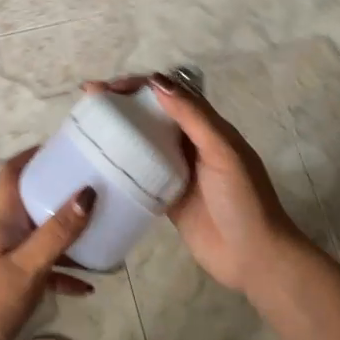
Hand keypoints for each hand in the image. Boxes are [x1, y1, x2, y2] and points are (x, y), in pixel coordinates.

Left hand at [0, 148, 95, 339]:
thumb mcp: (27, 266)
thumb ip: (57, 233)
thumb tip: (88, 192)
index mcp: (5, 220)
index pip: (11, 173)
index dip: (31, 155)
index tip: (61, 146)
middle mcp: (7, 234)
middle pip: (32, 200)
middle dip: (60, 190)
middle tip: (93, 185)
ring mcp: (11, 260)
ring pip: (44, 236)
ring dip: (69, 233)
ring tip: (102, 231)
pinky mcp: (17, 286)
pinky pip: (48, 270)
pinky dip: (67, 273)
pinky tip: (90, 286)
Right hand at [92, 74, 306, 294]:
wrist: (254, 258)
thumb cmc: (243, 200)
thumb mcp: (223, 152)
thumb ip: (193, 117)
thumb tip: (155, 81)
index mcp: (206, 127)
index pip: (168, 93)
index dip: (139, 85)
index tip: (109, 87)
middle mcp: (189, 143)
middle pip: (151, 113)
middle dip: (121, 102)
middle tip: (88, 99)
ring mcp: (176, 170)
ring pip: (142, 140)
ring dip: (118, 129)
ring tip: (85, 124)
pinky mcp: (165, 196)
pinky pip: (139, 172)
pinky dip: (120, 162)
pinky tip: (97, 160)